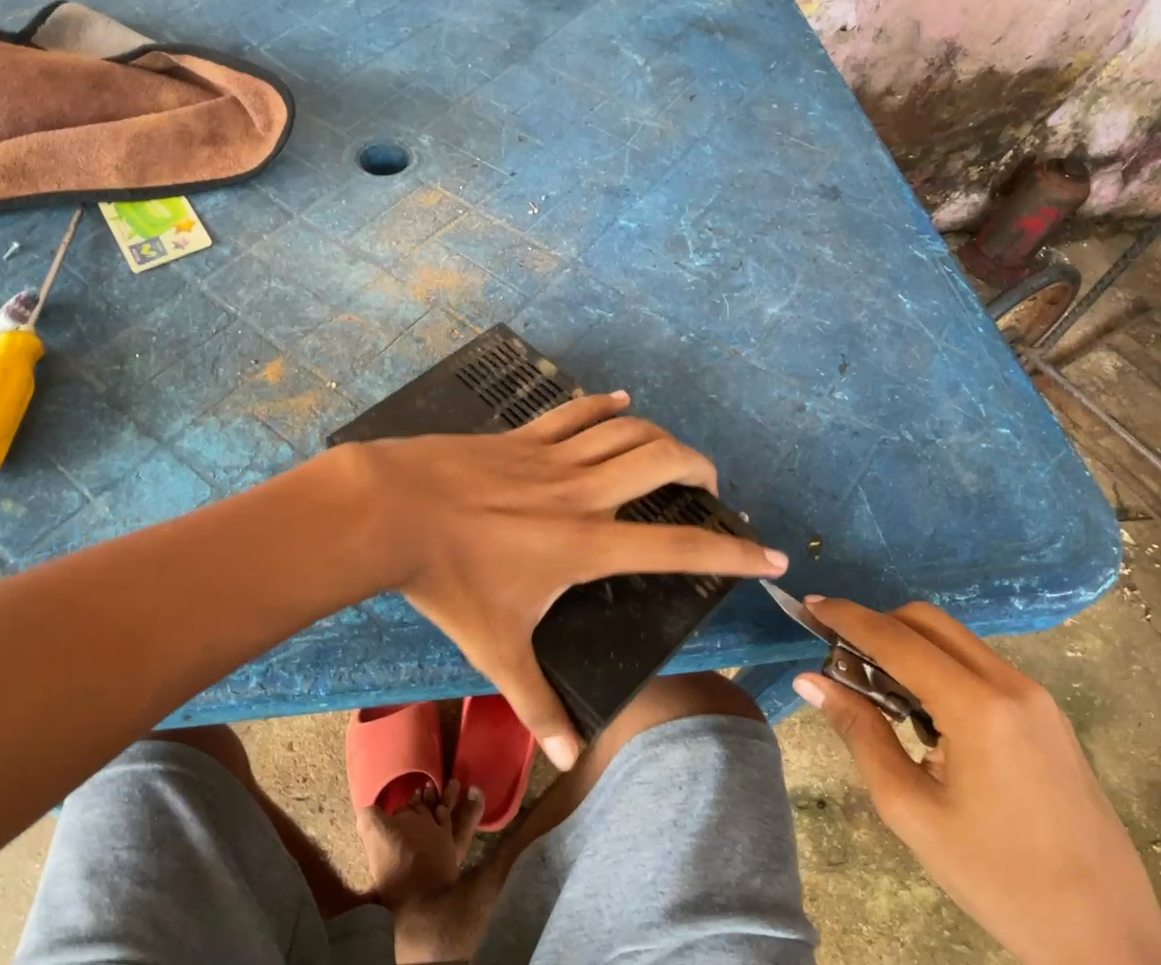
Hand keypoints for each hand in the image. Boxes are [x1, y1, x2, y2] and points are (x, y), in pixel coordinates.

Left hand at [347, 391, 787, 770]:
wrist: (391, 511)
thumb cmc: (448, 580)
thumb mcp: (495, 648)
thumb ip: (535, 702)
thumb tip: (567, 758)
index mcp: (588, 544)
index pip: (676, 548)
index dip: (730, 553)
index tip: (769, 556)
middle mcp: (583, 492)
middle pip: (663, 462)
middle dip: (701, 471)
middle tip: (708, 492)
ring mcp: (552, 457)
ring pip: (626, 431)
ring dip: (660, 436)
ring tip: (673, 455)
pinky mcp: (522, 437)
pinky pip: (575, 412)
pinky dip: (605, 406)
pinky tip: (620, 403)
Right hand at [792, 597, 1160, 964]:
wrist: (1106, 934)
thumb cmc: (996, 878)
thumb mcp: (910, 809)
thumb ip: (859, 733)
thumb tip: (810, 680)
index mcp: (977, 708)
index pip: (897, 639)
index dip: (847, 618)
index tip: (809, 606)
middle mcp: (1012, 686)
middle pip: (928, 622)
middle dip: (877, 625)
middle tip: (838, 658)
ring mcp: (1038, 699)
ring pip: (956, 640)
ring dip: (908, 647)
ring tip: (875, 692)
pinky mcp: (1048, 716)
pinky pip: (980, 667)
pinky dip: (939, 669)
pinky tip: (922, 717)